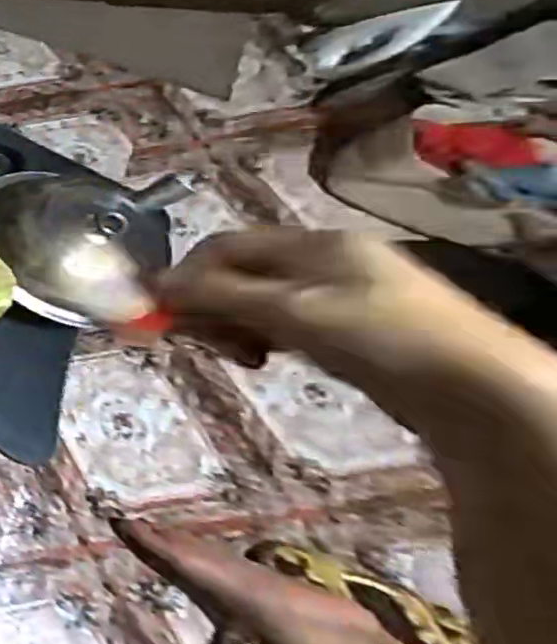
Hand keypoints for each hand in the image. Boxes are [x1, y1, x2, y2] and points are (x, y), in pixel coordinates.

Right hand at [155, 228, 512, 396]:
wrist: (493, 400)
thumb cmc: (384, 338)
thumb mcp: (289, 311)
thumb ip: (216, 293)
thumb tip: (151, 285)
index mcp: (315, 243)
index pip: (224, 246)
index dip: (187, 273)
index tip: (163, 307)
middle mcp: (326, 261)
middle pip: (239, 274)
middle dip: (210, 304)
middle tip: (196, 337)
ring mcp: (344, 295)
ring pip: (258, 301)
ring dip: (233, 325)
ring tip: (236, 354)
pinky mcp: (354, 330)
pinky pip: (285, 323)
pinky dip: (263, 337)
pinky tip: (264, 358)